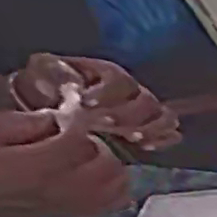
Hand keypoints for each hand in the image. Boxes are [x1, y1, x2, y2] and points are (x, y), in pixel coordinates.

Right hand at [0, 109, 128, 216]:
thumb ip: (21, 122)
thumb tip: (57, 118)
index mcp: (42, 165)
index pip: (81, 140)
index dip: (80, 123)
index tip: (71, 115)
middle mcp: (69, 187)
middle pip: (109, 161)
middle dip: (98, 144)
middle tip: (77, 138)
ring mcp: (81, 204)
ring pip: (120, 181)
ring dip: (110, 164)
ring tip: (88, 157)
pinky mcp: (84, 215)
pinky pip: (118, 200)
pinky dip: (116, 185)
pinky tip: (98, 176)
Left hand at [11, 53, 180, 150]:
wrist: (56, 106)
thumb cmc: (52, 85)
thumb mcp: (45, 69)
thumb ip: (56, 72)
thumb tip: (75, 85)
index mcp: (111, 73)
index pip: (120, 80)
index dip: (107, 93)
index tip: (85, 104)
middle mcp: (136, 91)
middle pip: (148, 101)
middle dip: (127, 114)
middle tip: (104, 124)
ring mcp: (149, 112)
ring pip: (166, 117)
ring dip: (150, 129)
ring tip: (130, 138)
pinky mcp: (155, 131)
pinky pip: (172, 135)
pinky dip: (163, 140)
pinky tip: (145, 146)